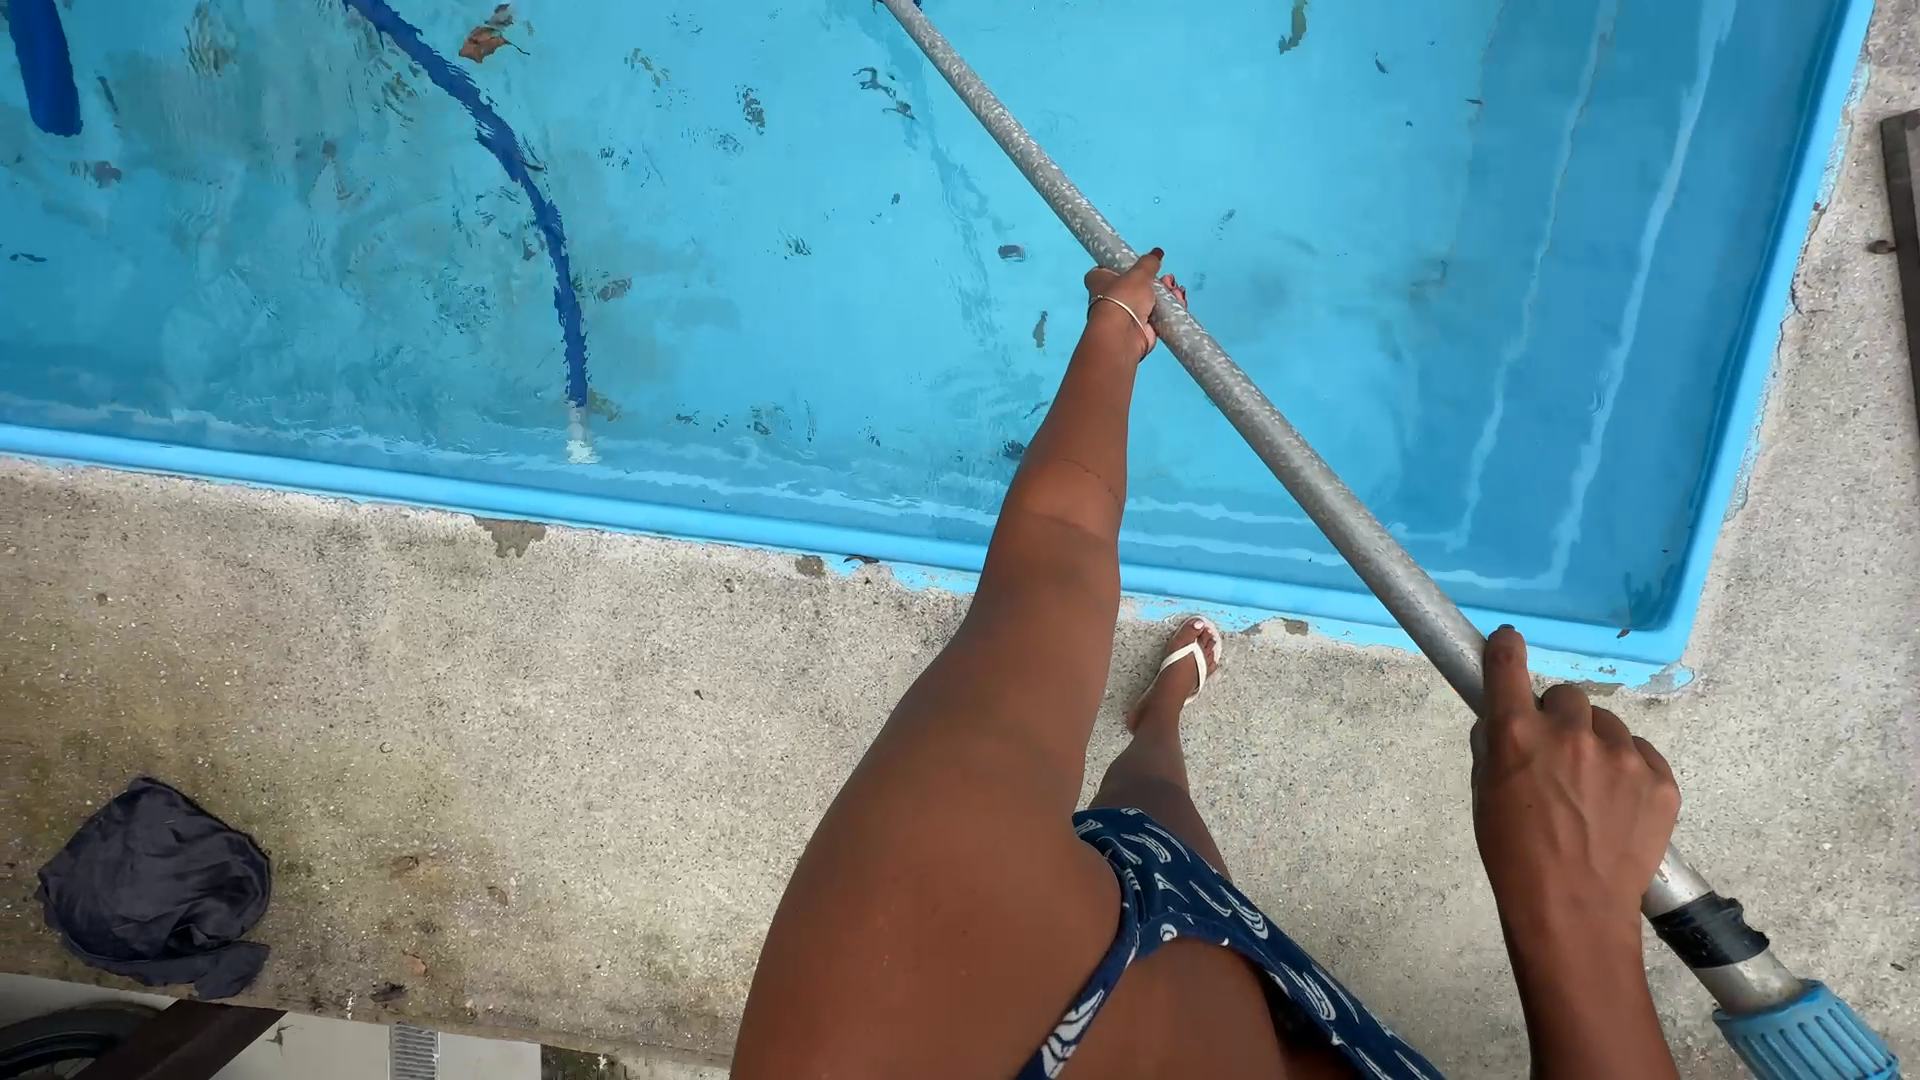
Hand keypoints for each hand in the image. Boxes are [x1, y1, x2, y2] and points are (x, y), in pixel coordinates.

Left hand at [1083, 248, 1185, 357]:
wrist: (1123, 334)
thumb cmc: (1123, 297)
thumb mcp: (1139, 272)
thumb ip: (1149, 262)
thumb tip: (1156, 253)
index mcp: (1099, 281)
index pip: (1108, 269)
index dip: (1124, 266)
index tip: (1140, 264)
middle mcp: (1109, 298)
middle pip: (1135, 285)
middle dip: (1155, 280)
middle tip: (1167, 279)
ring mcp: (1125, 314)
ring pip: (1148, 300)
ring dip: (1165, 294)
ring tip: (1175, 290)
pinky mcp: (1139, 328)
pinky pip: (1157, 315)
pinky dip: (1168, 308)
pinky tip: (1179, 300)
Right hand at [1472, 626, 1679, 951]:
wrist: (1571, 903)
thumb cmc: (1510, 845)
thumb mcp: (1484, 785)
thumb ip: (1497, 743)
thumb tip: (1509, 720)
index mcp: (1516, 733)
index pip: (1506, 667)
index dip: (1505, 648)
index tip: (1508, 639)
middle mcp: (1570, 733)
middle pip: (1566, 695)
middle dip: (1557, 714)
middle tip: (1554, 748)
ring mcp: (1622, 757)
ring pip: (1607, 724)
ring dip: (1594, 740)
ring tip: (1589, 781)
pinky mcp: (1662, 781)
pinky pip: (1641, 752)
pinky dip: (1627, 764)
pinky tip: (1615, 798)